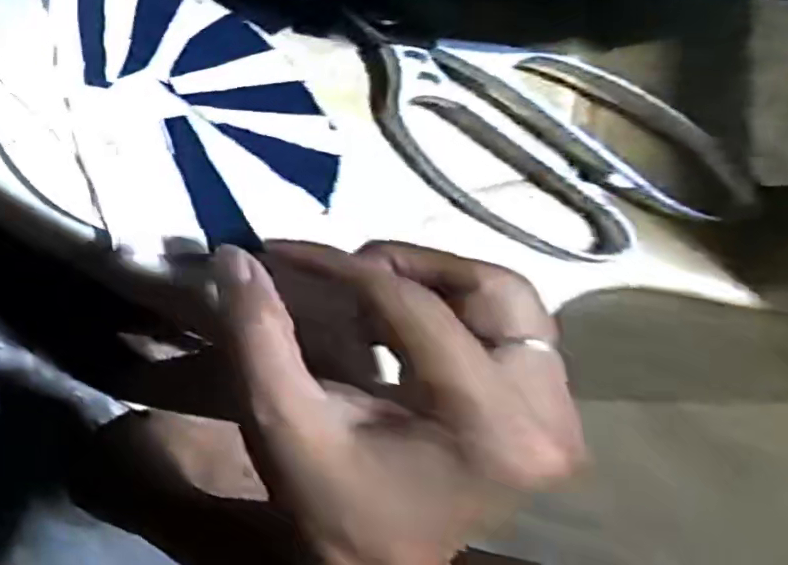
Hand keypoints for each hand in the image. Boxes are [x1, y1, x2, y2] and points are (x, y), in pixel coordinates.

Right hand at [214, 241, 584, 564]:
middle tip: (340, 272)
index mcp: (488, 424)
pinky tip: (386, 320)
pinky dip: (440, 303)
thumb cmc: (328, 495)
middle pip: (495, 290)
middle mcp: (545, 417)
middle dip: (407, 265)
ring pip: (506, 301)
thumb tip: (236, 254)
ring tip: (364, 291)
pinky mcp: (538, 412)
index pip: (412, 303)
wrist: (378, 562)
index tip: (276, 252)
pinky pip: (502, 326)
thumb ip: (256, 329)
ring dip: (428, 280)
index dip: (335, 264)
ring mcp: (551, 416)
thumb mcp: (277, 412)